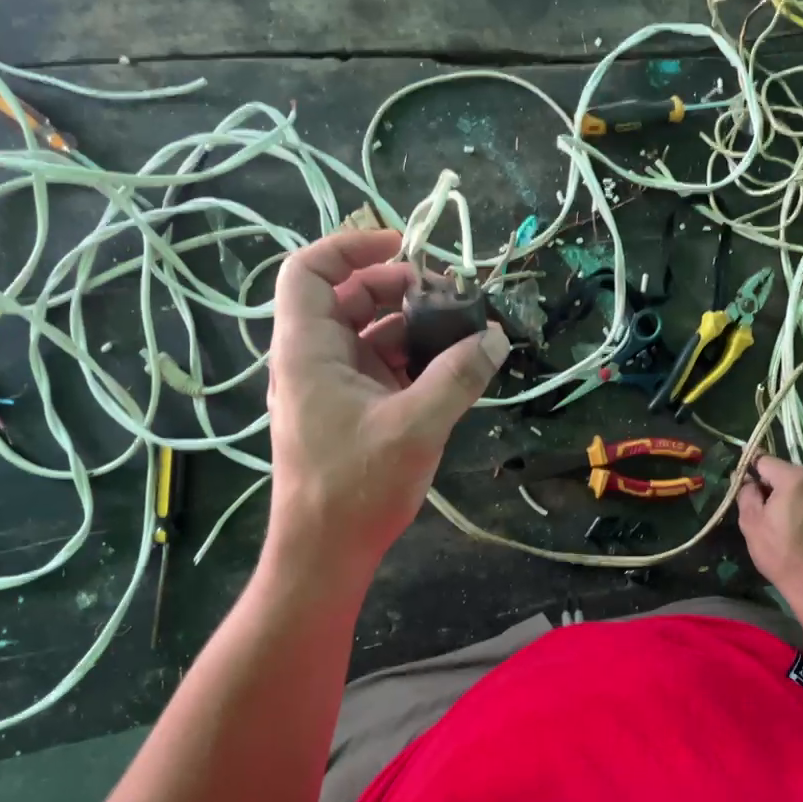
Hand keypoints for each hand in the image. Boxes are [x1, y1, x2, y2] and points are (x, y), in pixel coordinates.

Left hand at [264, 229, 508, 587]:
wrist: (325, 553)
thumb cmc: (355, 486)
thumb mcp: (415, 426)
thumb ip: (458, 376)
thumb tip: (495, 337)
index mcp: (308, 350)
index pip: (309, 272)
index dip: (352, 247)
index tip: (407, 248)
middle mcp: (315, 358)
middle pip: (351, 297)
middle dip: (402, 287)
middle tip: (453, 295)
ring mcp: (335, 384)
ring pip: (373, 331)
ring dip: (417, 323)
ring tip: (465, 329)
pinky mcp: (355, 407)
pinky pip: (385, 364)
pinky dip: (418, 356)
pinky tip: (457, 366)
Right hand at [736, 455, 802, 599]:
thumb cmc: (780, 553)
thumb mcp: (751, 522)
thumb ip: (745, 492)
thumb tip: (745, 478)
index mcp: (794, 478)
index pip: (766, 461)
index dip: (751, 470)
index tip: (745, 485)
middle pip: (786, 472)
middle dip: (772, 484)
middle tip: (763, 509)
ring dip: (790, 495)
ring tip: (783, 520)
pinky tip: (802, 528)